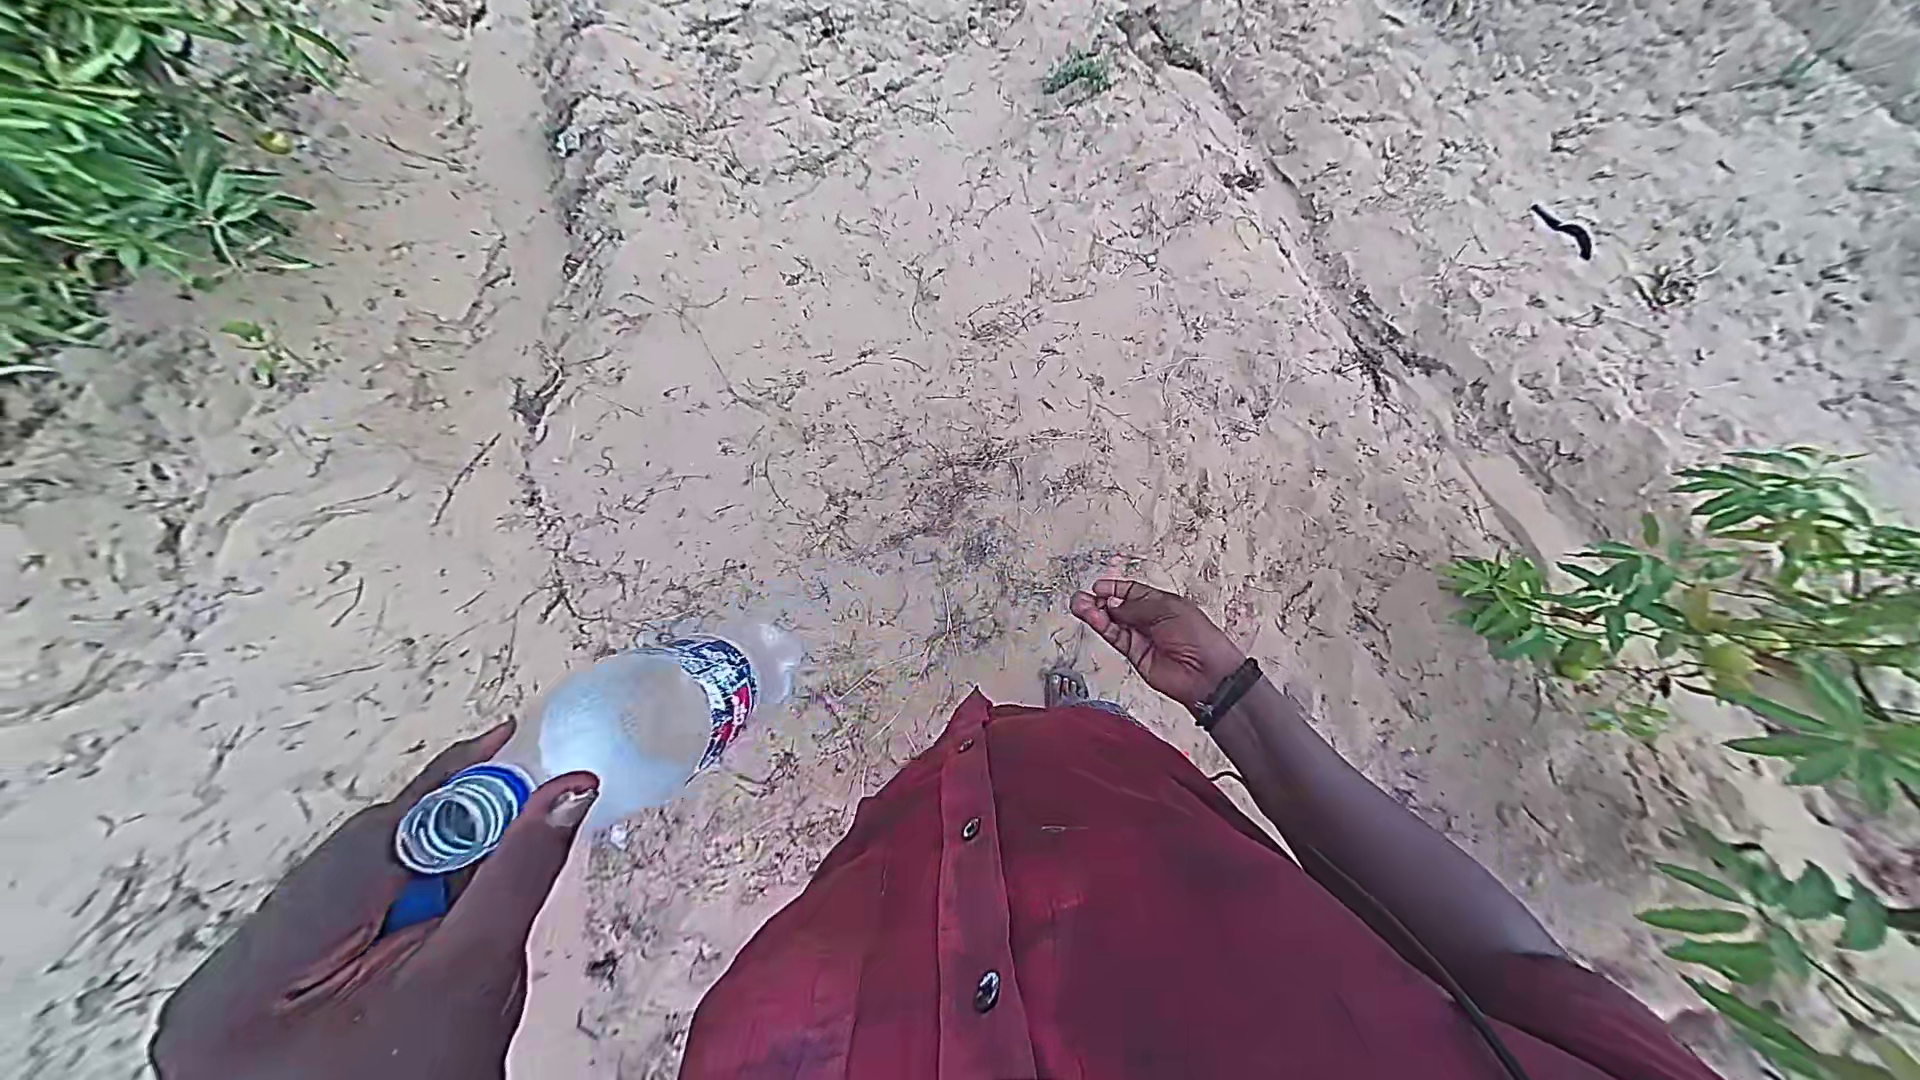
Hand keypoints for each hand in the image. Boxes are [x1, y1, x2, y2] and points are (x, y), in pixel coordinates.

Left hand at [150, 722, 597, 1079]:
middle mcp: (233, 976)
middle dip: (454, 824)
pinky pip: (367, 900)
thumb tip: (566, 791)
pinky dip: (427, 882)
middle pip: (365, 855)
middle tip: (524, 800)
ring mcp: (256, 980)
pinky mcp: (290, 980)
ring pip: (370, 873)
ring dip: (445, 853)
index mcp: (249, 984)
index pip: (365, 846)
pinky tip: (463, 890)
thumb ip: (521, 868)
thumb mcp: (478, 968)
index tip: (510, 746)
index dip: (449, 791)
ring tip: (497, 858)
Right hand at [1071, 579, 1245, 710]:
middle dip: (1099, 600)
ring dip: (1095, 612)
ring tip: (1079, 605)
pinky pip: (1114, 637)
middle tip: (1083, 596)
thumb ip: (1136, 606)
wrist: (1206, 673)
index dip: (1115, 588)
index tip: (1098, 586)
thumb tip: (1112, 603)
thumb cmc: (1199, 638)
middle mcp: (1149, 620)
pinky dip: (1102, 627)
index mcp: (1162, 604)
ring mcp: (1141, 637)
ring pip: (1112, 621)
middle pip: (1118, 606)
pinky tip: (1091, 618)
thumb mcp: (1167, 610)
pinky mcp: (1134, 654)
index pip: (1132, 592)